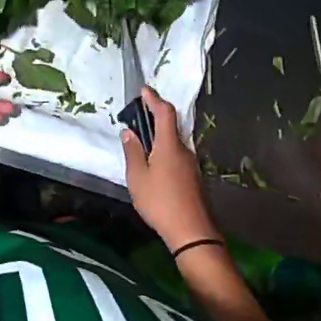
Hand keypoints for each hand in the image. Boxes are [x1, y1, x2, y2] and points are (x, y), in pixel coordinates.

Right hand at [121, 87, 220, 249]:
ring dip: (157, 137)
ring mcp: (190, 164)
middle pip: (169, 127)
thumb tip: (129, 132)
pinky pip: (175, 156)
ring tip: (139, 142)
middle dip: (153, 119)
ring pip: (172, 143)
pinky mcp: (192, 177)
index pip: (165, 113)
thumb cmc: (160, 201)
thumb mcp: (137, 177)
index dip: (154, 99)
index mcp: (169, 145)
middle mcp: (184, 150)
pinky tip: (152, 164)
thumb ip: (132, 152)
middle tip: (135, 118)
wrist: (191, 231)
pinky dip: (162, 151)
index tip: (144, 90)